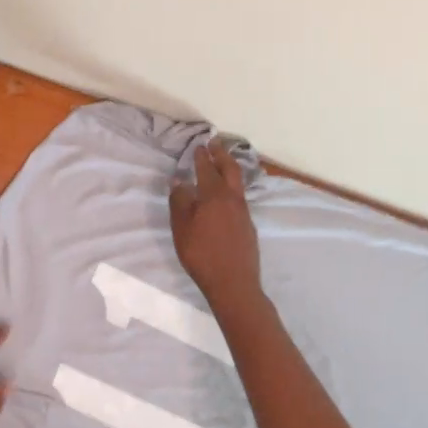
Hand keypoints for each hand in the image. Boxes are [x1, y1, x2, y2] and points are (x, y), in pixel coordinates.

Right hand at [169, 144, 262, 314]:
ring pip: (238, 184)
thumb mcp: (182, 227)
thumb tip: (180, 181)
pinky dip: (232, 188)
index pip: (207, 169)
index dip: (202, 156)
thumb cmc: (201, 254)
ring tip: (222, 164)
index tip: (199, 145)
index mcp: (214, 195)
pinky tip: (226, 197)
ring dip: (229, 170)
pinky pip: (240, 199)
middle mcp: (233, 199)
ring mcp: (244, 213)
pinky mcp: (248, 227)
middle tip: (215, 143)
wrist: (234, 284)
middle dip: (222, 155)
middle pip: (230, 170)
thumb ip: (180, 201)